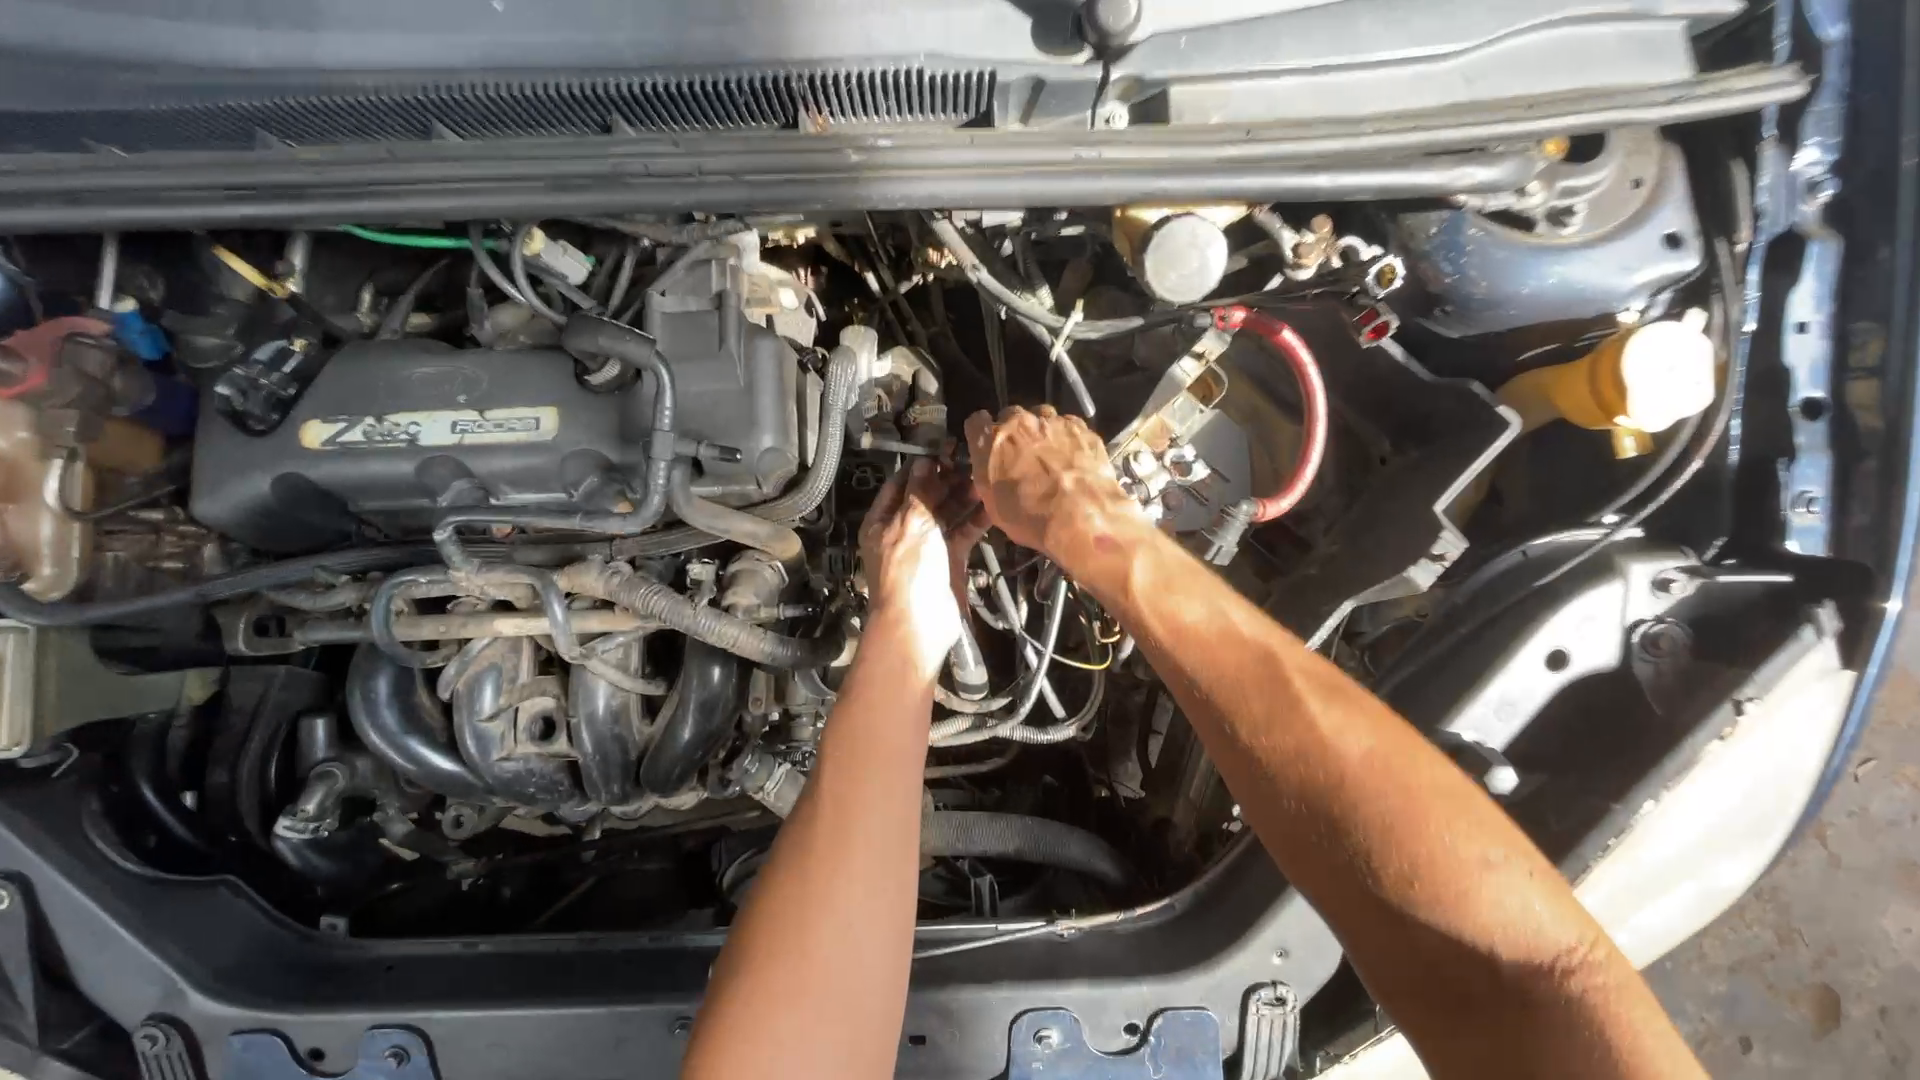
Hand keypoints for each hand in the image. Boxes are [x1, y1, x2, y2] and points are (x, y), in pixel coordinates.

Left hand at [858, 459, 967, 676]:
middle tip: (971, 461)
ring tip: (985, 478)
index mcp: (883, 520)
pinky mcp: (949, 560)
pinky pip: (963, 534)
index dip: (921, 466)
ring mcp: (928, 546)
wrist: (919, 624)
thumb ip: (920, 491)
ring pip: (948, 514)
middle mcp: (904, 530)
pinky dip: (976, 520)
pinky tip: (992, 506)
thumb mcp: (911, 523)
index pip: (900, 483)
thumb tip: (924, 461)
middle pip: (926, 497)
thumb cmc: (908, 570)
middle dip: (947, 480)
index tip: (945, 449)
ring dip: (964, 497)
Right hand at [963, 405, 1143, 570]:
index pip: (976, 422)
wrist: (1081, 517)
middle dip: (1014, 432)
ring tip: (1051, 454)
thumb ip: (989, 476)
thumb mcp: (994, 505)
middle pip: (1011, 416)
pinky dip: (1067, 437)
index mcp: (991, 441)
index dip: (982, 434)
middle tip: (1022, 455)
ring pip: (1042, 416)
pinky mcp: (1081, 428)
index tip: (989, 446)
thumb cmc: (1030, 517)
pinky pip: (1068, 425)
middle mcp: (1019, 422)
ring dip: (1042, 430)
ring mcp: (1053, 422)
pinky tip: (1073, 456)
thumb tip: (995, 469)